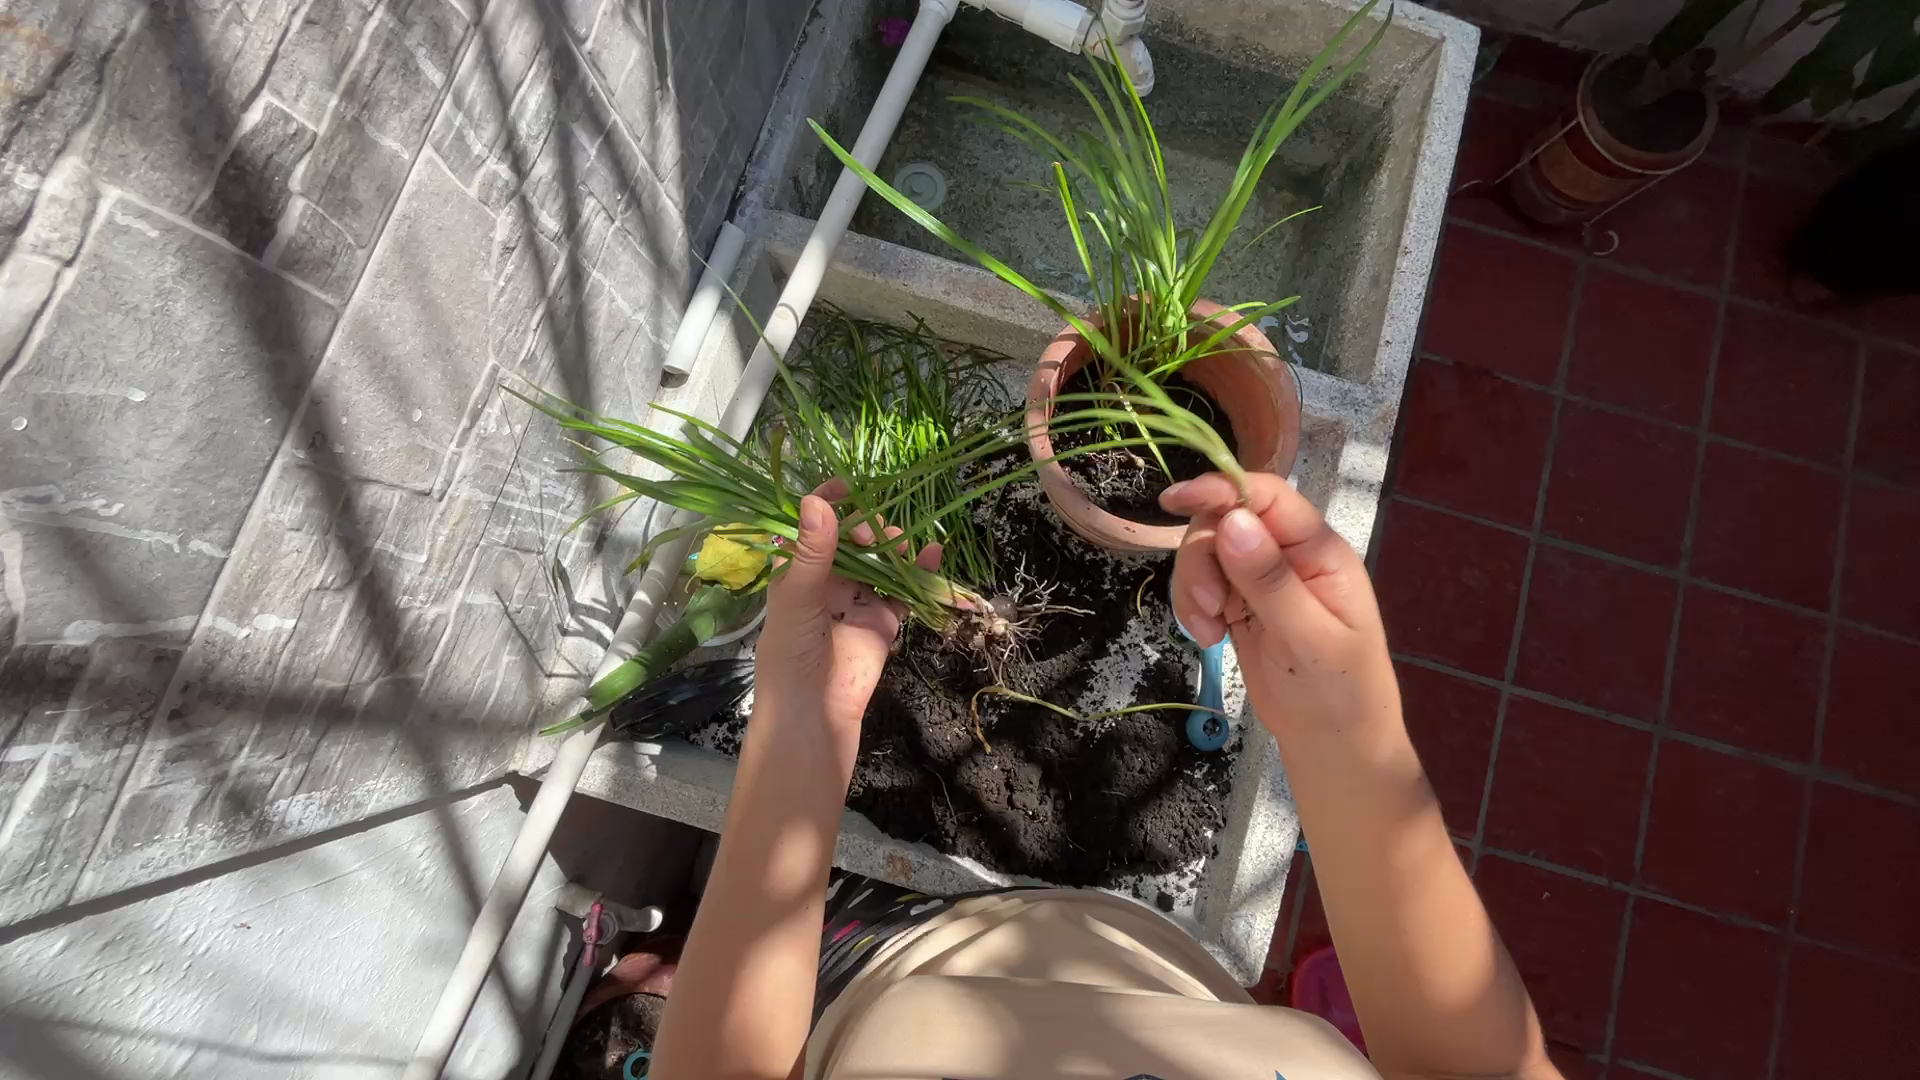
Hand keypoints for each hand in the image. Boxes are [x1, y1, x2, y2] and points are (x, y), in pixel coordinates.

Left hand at [754, 479, 941, 729]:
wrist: (815, 709)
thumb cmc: (791, 651)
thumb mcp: (799, 597)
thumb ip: (813, 552)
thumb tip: (818, 501)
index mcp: (798, 572)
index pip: (811, 527)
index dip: (826, 504)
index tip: (846, 487)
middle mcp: (829, 581)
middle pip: (852, 540)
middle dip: (866, 527)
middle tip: (874, 532)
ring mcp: (859, 599)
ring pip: (881, 561)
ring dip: (893, 546)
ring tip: (900, 544)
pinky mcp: (884, 619)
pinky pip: (905, 590)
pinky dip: (920, 572)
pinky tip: (932, 554)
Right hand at [1161, 472, 1396, 735]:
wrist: (1332, 741)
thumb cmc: (1340, 691)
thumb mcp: (1311, 638)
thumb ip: (1271, 580)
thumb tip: (1232, 521)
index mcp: (1318, 550)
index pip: (1266, 496)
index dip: (1220, 489)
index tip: (1173, 501)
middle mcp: (1287, 553)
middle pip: (1221, 523)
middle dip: (1201, 560)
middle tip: (1208, 607)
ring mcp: (1259, 577)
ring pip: (1204, 553)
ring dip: (1192, 588)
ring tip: (1208, 632)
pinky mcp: (1237, 601)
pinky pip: (1198, 584)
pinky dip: (1191, 607)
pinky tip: (1209, 637)